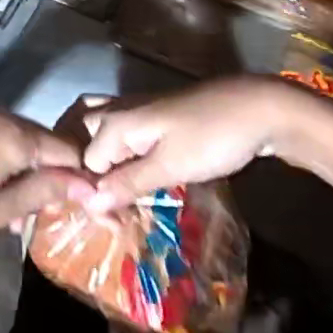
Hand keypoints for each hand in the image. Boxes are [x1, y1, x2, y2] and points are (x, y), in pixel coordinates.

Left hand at [0, 106, 93, 268]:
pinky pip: (1, 144)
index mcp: (11, 131)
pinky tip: (7, 201)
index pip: (64, 148)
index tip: (97, 203)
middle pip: (43, 143)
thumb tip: (88, 186)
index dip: (82, 175)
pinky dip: (10, 168)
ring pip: (22, 145)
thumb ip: (44, 191)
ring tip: (28, 217)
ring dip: (31, 176)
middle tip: (62, 214)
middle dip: (55, 176)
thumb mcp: (0, 209)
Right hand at [79, 76, 305, 209]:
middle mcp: (115, 111)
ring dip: (86, 148)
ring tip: (98, 182)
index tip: (116, 224)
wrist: (254, 109)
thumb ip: (129, 182)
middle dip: (78, 167)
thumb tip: (90, 201)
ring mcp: (132, 108)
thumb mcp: (171, 166)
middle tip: (100, 204)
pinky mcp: (150, 113)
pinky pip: (113, 124)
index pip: (85, 165)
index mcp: (114, 124)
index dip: (95, 195)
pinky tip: (121, 164)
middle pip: (78, 135)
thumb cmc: (212, 138)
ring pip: (92, 123)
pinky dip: (107, 142)